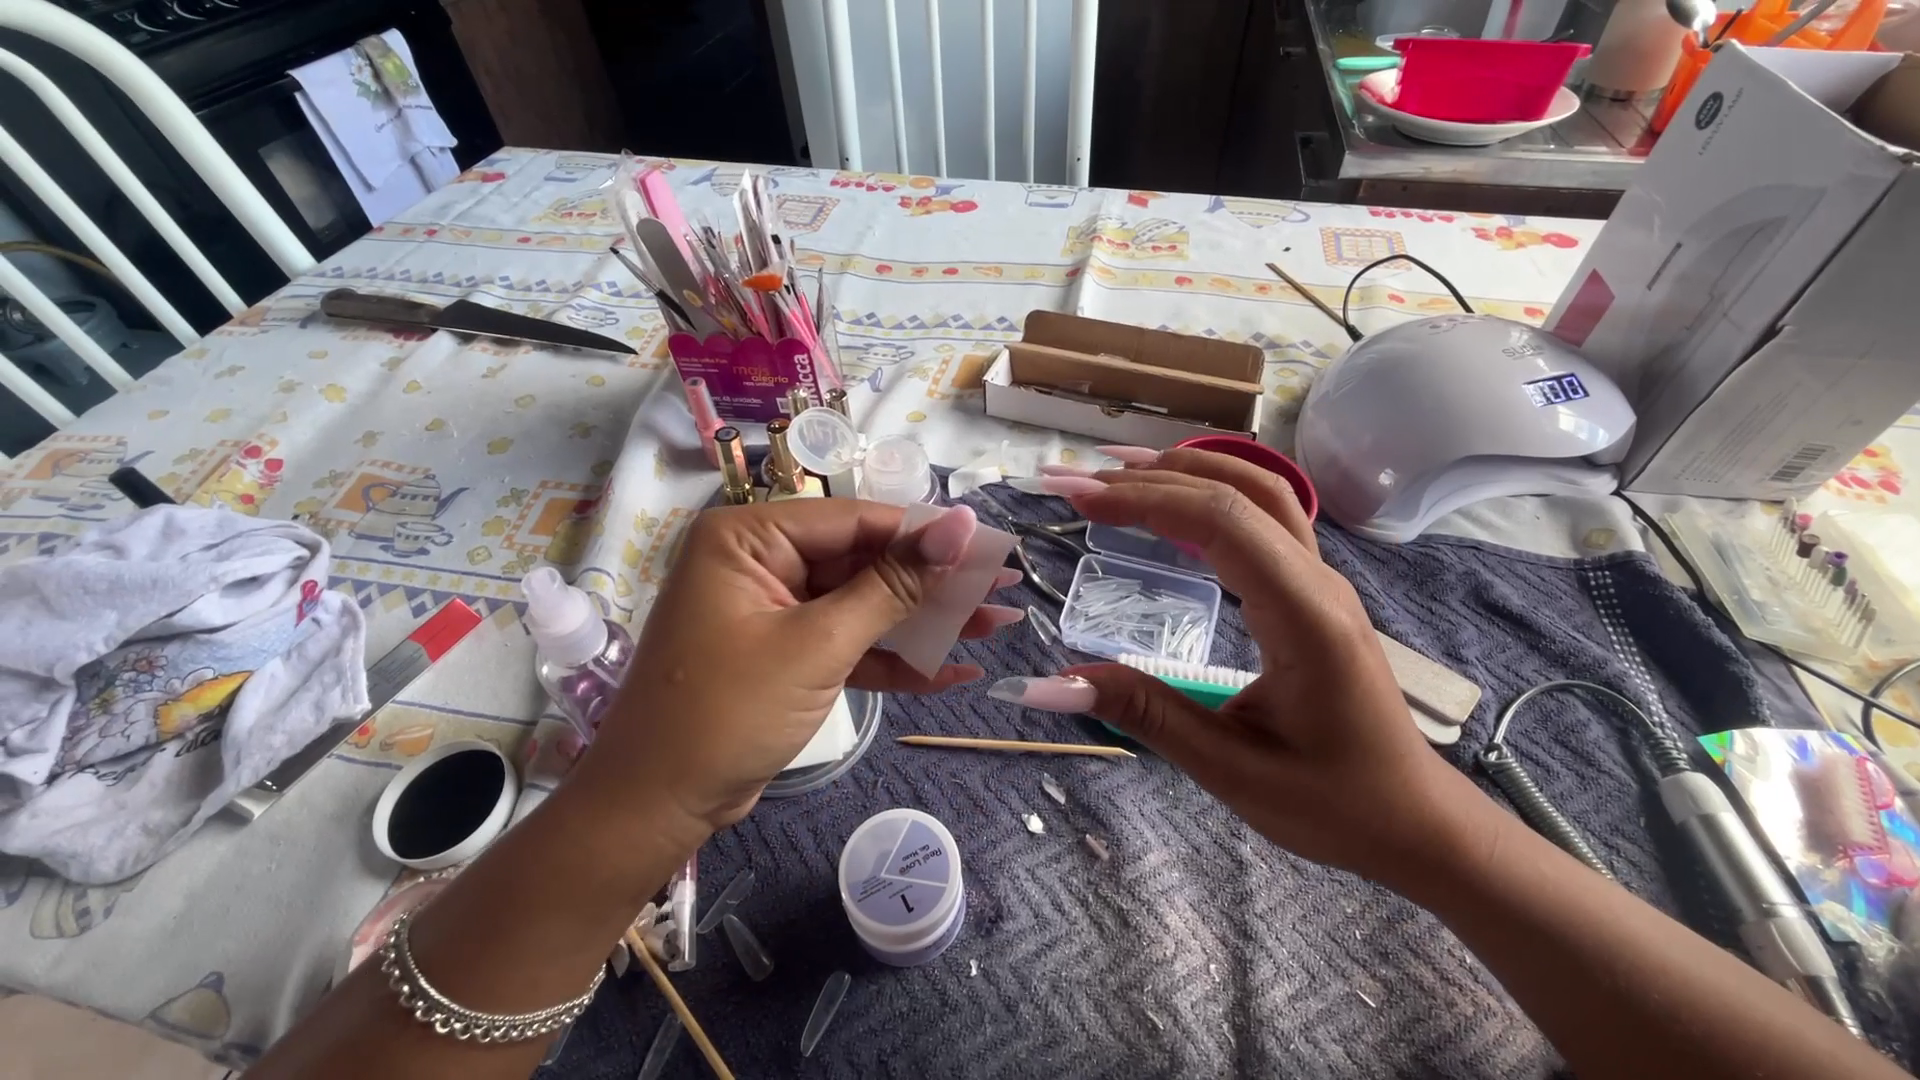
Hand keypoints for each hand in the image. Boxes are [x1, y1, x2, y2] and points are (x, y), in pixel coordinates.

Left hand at [576, 499, 1021, 833]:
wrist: (657, 807)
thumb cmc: (728, 712)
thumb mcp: (818, 644)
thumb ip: (892, 586)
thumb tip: (961, 528)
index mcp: (750, 537)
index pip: (855, 521)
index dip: (926, 534)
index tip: (990, 545)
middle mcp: (761, 562)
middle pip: (865, 562)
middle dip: (933, 583)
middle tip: (1002, 587)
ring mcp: (775, 611)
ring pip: (863, 605)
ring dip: (924, 623)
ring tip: (995, 625)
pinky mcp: (787, 655)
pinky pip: (849, 644)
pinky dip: (894, 660)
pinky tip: (954, 671)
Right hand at [991, 449, 1489, 886]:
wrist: (1417, 822)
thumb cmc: (1334, 804)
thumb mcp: (1230, 769)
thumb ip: (1144, 715)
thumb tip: (1052, 684)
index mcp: (1304, 617)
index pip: (1220, 523)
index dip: (1144, 500)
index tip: (1076, 499)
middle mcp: (1318, 582)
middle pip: (1236, 492)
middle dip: (1150, 477)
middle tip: (1074, 482)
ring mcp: (1322, 582)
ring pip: (1258, 493)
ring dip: (1186, 472)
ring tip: (1117, 474)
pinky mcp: (1314, 593)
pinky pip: (1264, 520)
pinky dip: (1210, 496)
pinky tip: (1173, 508)